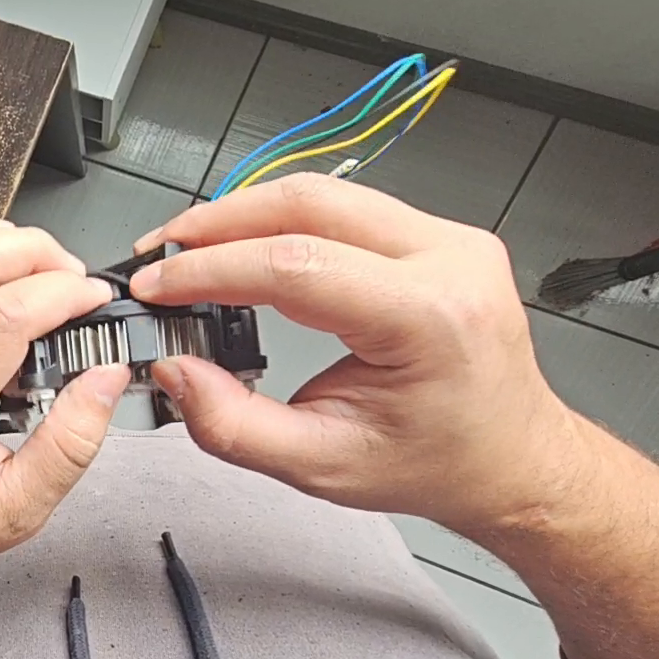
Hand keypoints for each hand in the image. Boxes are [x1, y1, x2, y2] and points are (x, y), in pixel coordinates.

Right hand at [129, 174, 582, 533]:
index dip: (208, 270)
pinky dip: (270, 222)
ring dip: (238, 214)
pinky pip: (336, 207)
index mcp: (429, 317)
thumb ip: (231, 426)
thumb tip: (175, 373)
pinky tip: (233, 245)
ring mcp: (443, 239)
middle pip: (307, 204)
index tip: (155, 286)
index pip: (294, 265)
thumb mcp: (318, 464)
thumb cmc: (432, 462)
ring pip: (320, 193)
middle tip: (159, 253)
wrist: (504, 456)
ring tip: (184, 248)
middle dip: (215, 223)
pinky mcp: (426, 238)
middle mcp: (447, 260)